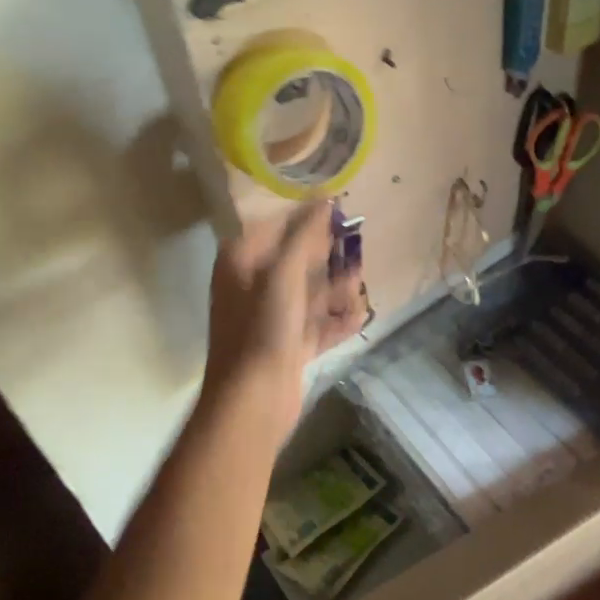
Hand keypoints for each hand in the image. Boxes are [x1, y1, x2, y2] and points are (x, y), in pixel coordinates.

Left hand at [202, 200, 367, 445]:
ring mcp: (272, 316)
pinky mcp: (289, 343)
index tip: (345, 214)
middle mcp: (253, 283)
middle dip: (332, 258)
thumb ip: (305, 234)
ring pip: (313, 291)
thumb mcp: (283, 273)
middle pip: (301, 258)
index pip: (279, 224)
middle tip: (356, 258)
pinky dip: (338, 320)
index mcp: (242, 260)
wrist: (253, 401)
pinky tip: (358, 317)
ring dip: (339, 290)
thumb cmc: (263, 328)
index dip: (311, 218)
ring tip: (357, 295)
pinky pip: (319, 322)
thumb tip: (326, 197)